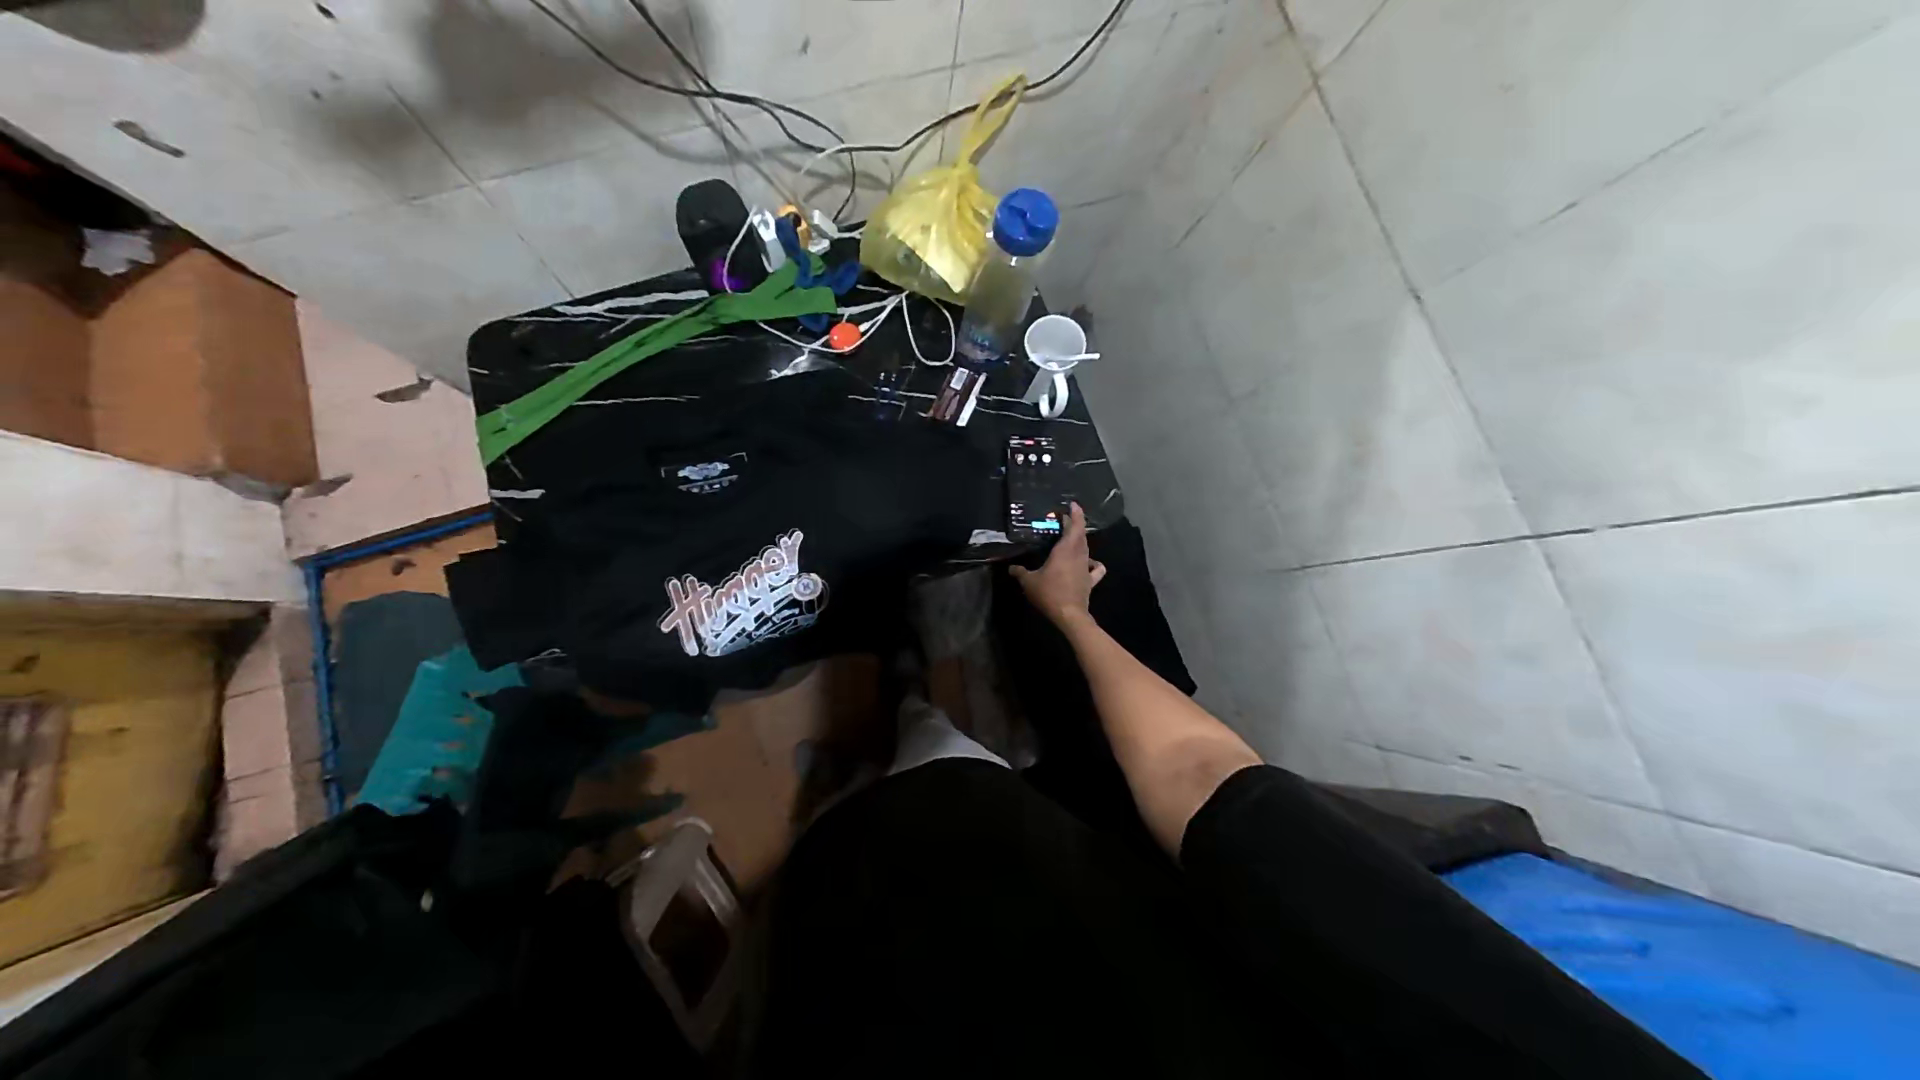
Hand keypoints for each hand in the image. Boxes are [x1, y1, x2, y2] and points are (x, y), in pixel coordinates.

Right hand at [1011, 503, 1106, 628]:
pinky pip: (1096, 568)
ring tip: (1072, 539)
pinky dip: (1094, 563)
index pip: (1073, 527)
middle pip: (1080, 535)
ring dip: (1081, 541)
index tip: (1073, 505)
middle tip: (1066, 519)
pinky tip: (1089, 563)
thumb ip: (1020, 572)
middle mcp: (1078, 555)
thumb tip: (1011, 568)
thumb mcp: (1029, 582)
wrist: (1069, 615)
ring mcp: (1086, 568)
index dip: (1075, 514)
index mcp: (1065, 550)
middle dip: (1075, 525)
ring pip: (1087, 549)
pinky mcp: (1090, 580)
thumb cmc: (1049, 593)